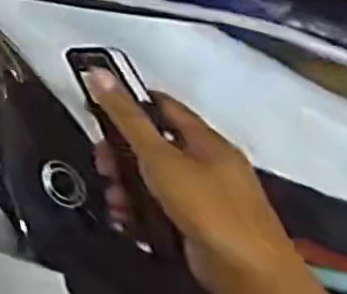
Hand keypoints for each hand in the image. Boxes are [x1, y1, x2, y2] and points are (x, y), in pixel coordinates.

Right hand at [89, 72, 323, 293]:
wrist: (249, 275)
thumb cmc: (210, 209)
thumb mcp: (158, 155)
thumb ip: (126, 115)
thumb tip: (100, 73)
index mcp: (208, 143)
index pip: (161, 104)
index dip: (128, 100)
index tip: (97, 104)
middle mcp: (211, 165)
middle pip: (150, 142)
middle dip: (119, 151)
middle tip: (105, 162)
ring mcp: (207, 196)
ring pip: (150, 174)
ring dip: (125, 182)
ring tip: (116, 194)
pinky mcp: (199, 221)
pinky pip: (158, 201)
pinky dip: (138, 204)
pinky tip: (128, 214)